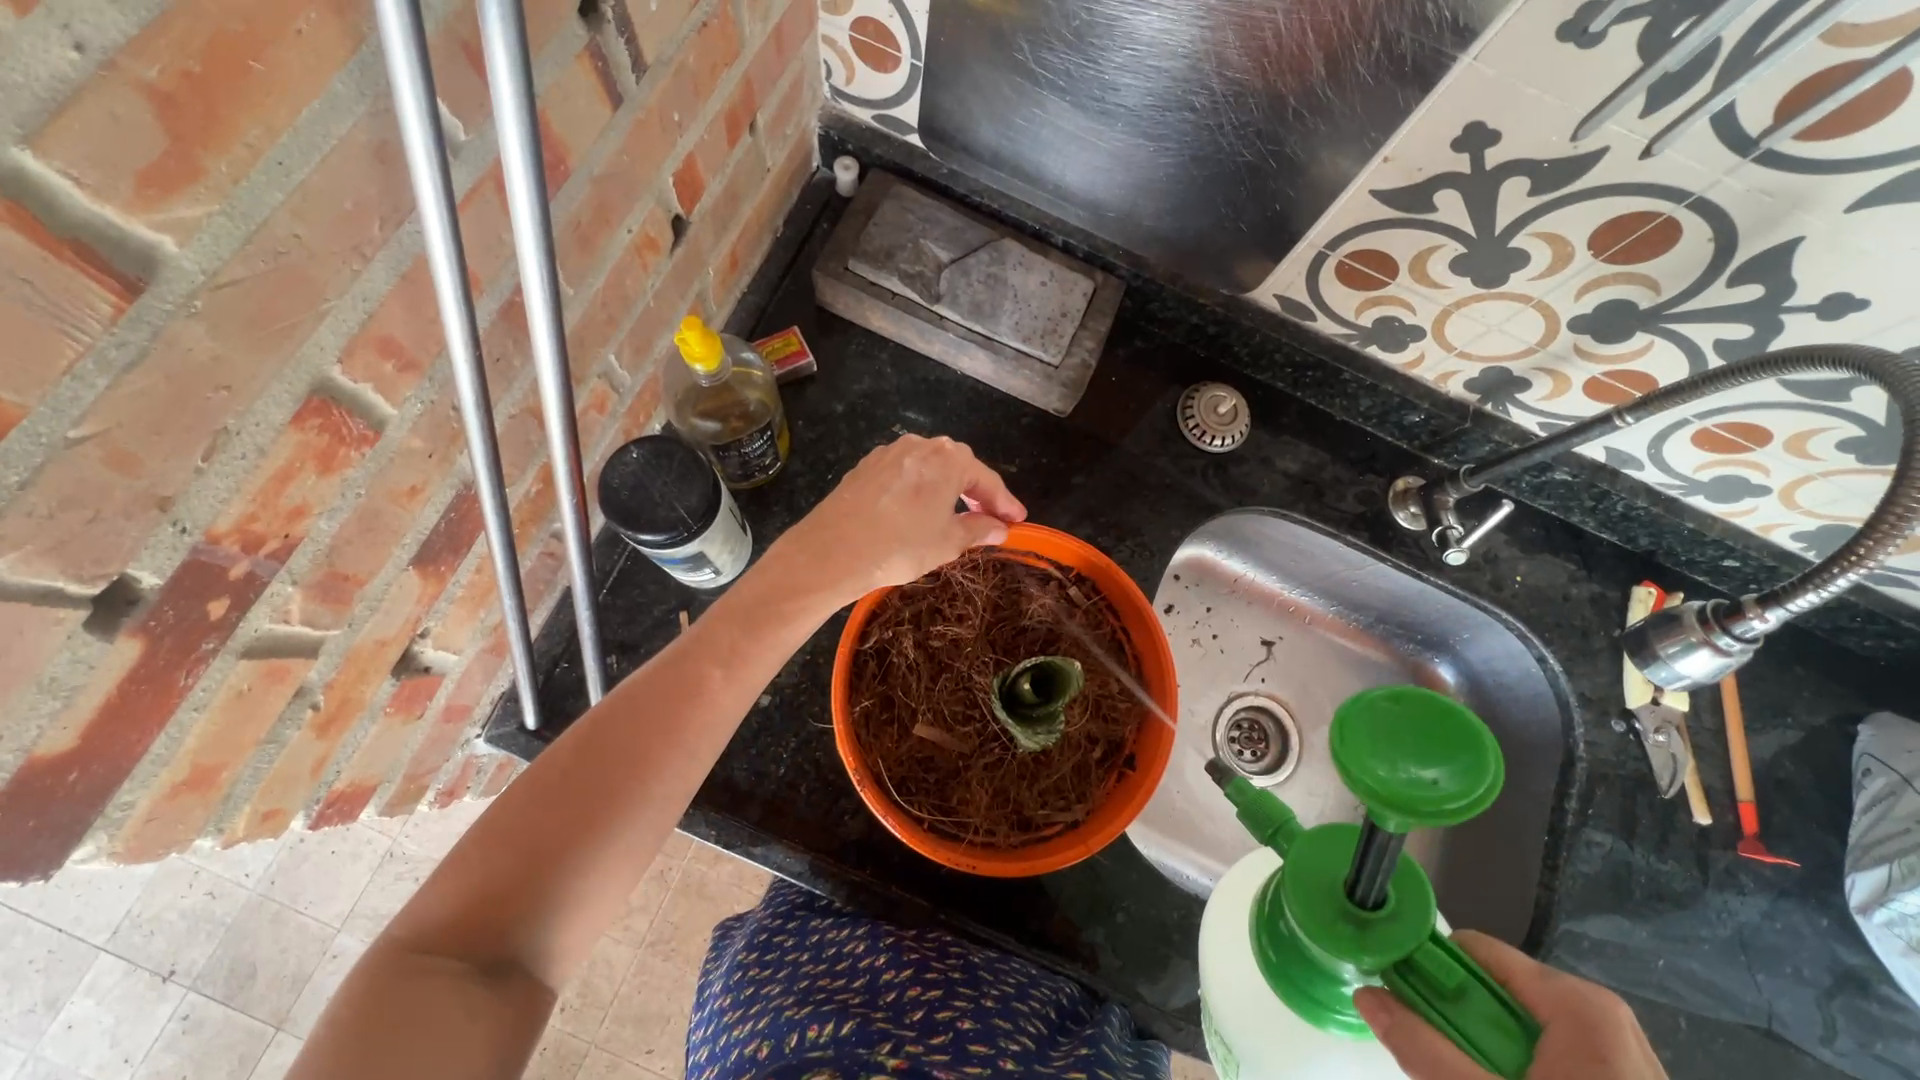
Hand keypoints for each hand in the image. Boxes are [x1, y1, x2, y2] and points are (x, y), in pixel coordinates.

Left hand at [769, 435, 1026, 606]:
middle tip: (991, 518)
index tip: (1018, 520)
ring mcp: (889, 453)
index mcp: (949, 458)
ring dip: (947, 489)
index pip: (987, 480)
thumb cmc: (900, 546)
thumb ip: (979, 530)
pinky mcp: (865, 467)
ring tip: (956, 515)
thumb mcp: (948, 543)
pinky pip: (905, 475)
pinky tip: (918, 512)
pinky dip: (919, 490)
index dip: (1005, 503)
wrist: (831, 551)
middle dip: (976, 492)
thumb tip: (999, 527)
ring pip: (930, 469)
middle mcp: (921, 445)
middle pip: (959, 467)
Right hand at [1353, 930, 1666, 1079]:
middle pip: (1494, 990)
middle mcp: (1599, 1014)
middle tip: (1449, 1069)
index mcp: (1577, 1003)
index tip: (1404, 1009)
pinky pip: (1550, 1054)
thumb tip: (1367, 996)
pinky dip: (1519, 1072)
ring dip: (1485, 1054)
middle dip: (1459, 1026)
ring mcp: (1616, 1050)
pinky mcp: (1619, 1078)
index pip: (1473, 950)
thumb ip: (1425, 1049)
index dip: (1429, 974)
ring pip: (1517, 1027)